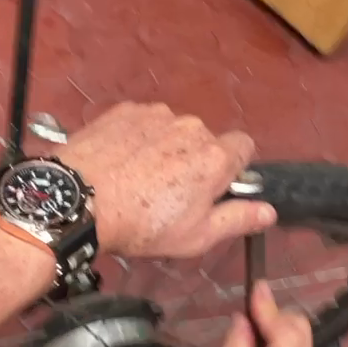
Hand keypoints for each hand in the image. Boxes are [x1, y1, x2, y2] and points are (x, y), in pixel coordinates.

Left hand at [56, 103, 274, 257]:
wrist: (77, 200)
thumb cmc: (142, 225)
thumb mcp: (196, 236)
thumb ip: (237, 219)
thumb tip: (270, 211)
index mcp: (215, 157)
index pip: (245, 147)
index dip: (233, 168)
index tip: (213, 189)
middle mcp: (191, 127)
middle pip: (205, 140)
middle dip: (194, 161)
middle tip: (168, 193)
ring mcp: (156, 114)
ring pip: (173, 131)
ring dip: (165, 148)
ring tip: (138, 178)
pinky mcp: (125, 110)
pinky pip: (143, 122)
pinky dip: (138, 138)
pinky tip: (120, 162)